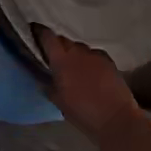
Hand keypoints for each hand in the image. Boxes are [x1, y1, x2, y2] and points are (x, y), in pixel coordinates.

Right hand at [33, 24, 141, 141]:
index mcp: (61, 60)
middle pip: (63, 40)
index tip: (34, 31)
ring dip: (74, 54)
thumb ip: (49, 86)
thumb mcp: (59, 102)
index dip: (39, 32)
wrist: (116, 119)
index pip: (47, 37)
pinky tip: (92, 72)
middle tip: (55, 58)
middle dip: (57, 45)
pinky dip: (89, 60)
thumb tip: (43, 77)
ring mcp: (94, 54)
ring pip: (79, 48)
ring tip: (75, 68)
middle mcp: (77, 51)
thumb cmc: (83, 113)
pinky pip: (93, 54)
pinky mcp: (108, 59)